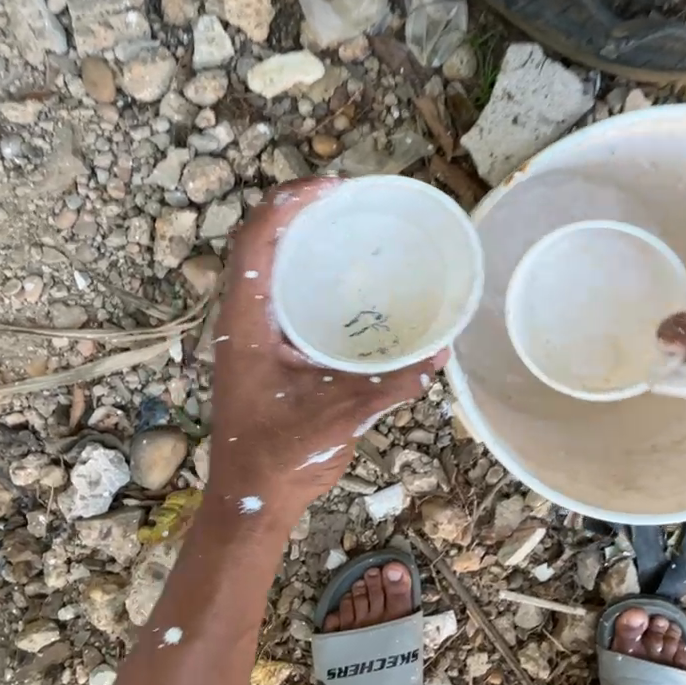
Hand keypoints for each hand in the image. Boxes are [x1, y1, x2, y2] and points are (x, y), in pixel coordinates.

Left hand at [204, 179, 446, 517]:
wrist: (252, 496)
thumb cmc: (278, 457)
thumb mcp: (337, 418)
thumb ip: (388, 386)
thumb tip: (439, 354)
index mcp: (248, 325)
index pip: (256, 243)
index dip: (289, 203)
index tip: (334, 188)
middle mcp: (246, 320)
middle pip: (259, 242)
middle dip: (296, 208)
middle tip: (346, 197)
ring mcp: (255, 335)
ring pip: (269, 265)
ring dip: (300, 236)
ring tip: (347, 223)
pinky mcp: (271, 350)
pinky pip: (284, 293)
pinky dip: (310, 271)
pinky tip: (348, 280)